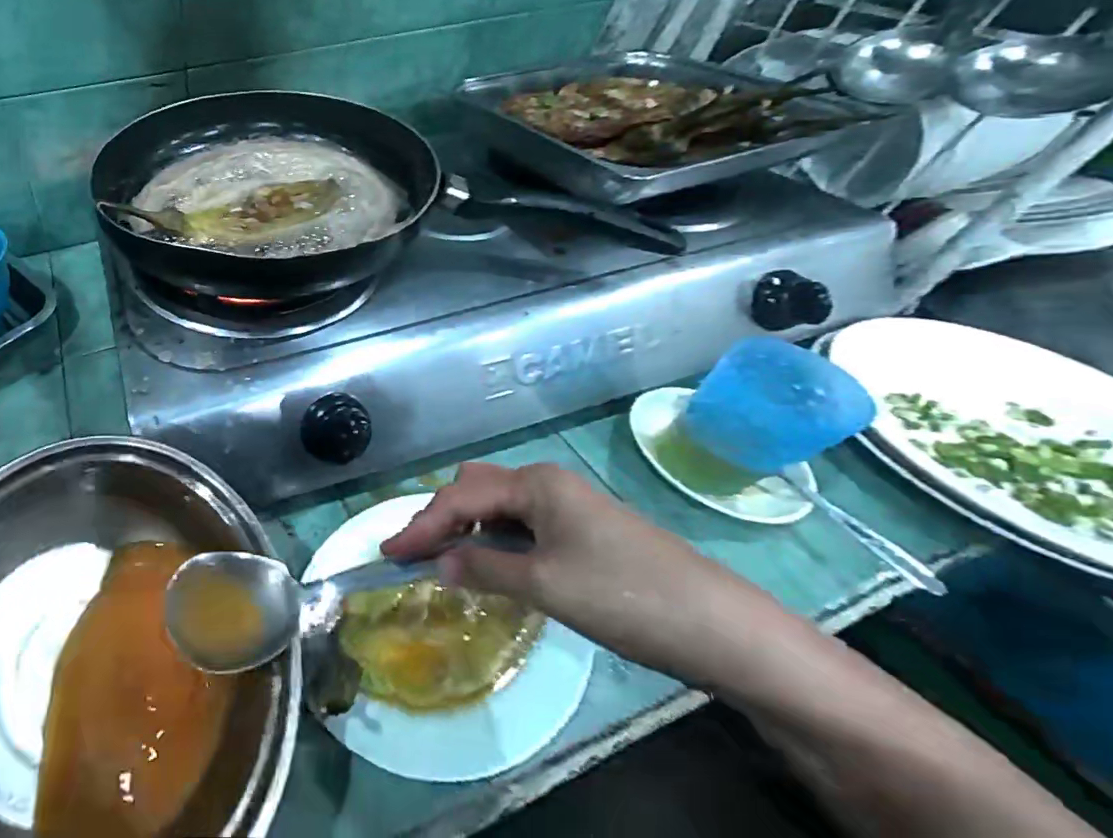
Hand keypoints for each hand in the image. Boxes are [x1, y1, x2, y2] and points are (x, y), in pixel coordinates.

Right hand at [381, 462, 805, 687]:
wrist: (723, 628)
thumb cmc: (624, 596)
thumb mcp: (543, 585)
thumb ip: (482, 569)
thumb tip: (437, 563)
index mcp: (535, 484)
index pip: (460, 498)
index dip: (421, 525)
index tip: (389, 554)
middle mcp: (549, 485)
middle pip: (477, 490)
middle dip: (441, 517)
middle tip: (416, 553)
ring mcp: (570, 508)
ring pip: (501, 508)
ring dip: (469, 530)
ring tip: (445, 562)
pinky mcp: (586, 534)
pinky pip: (524, 528)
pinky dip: (497, 542)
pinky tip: (492, 566)